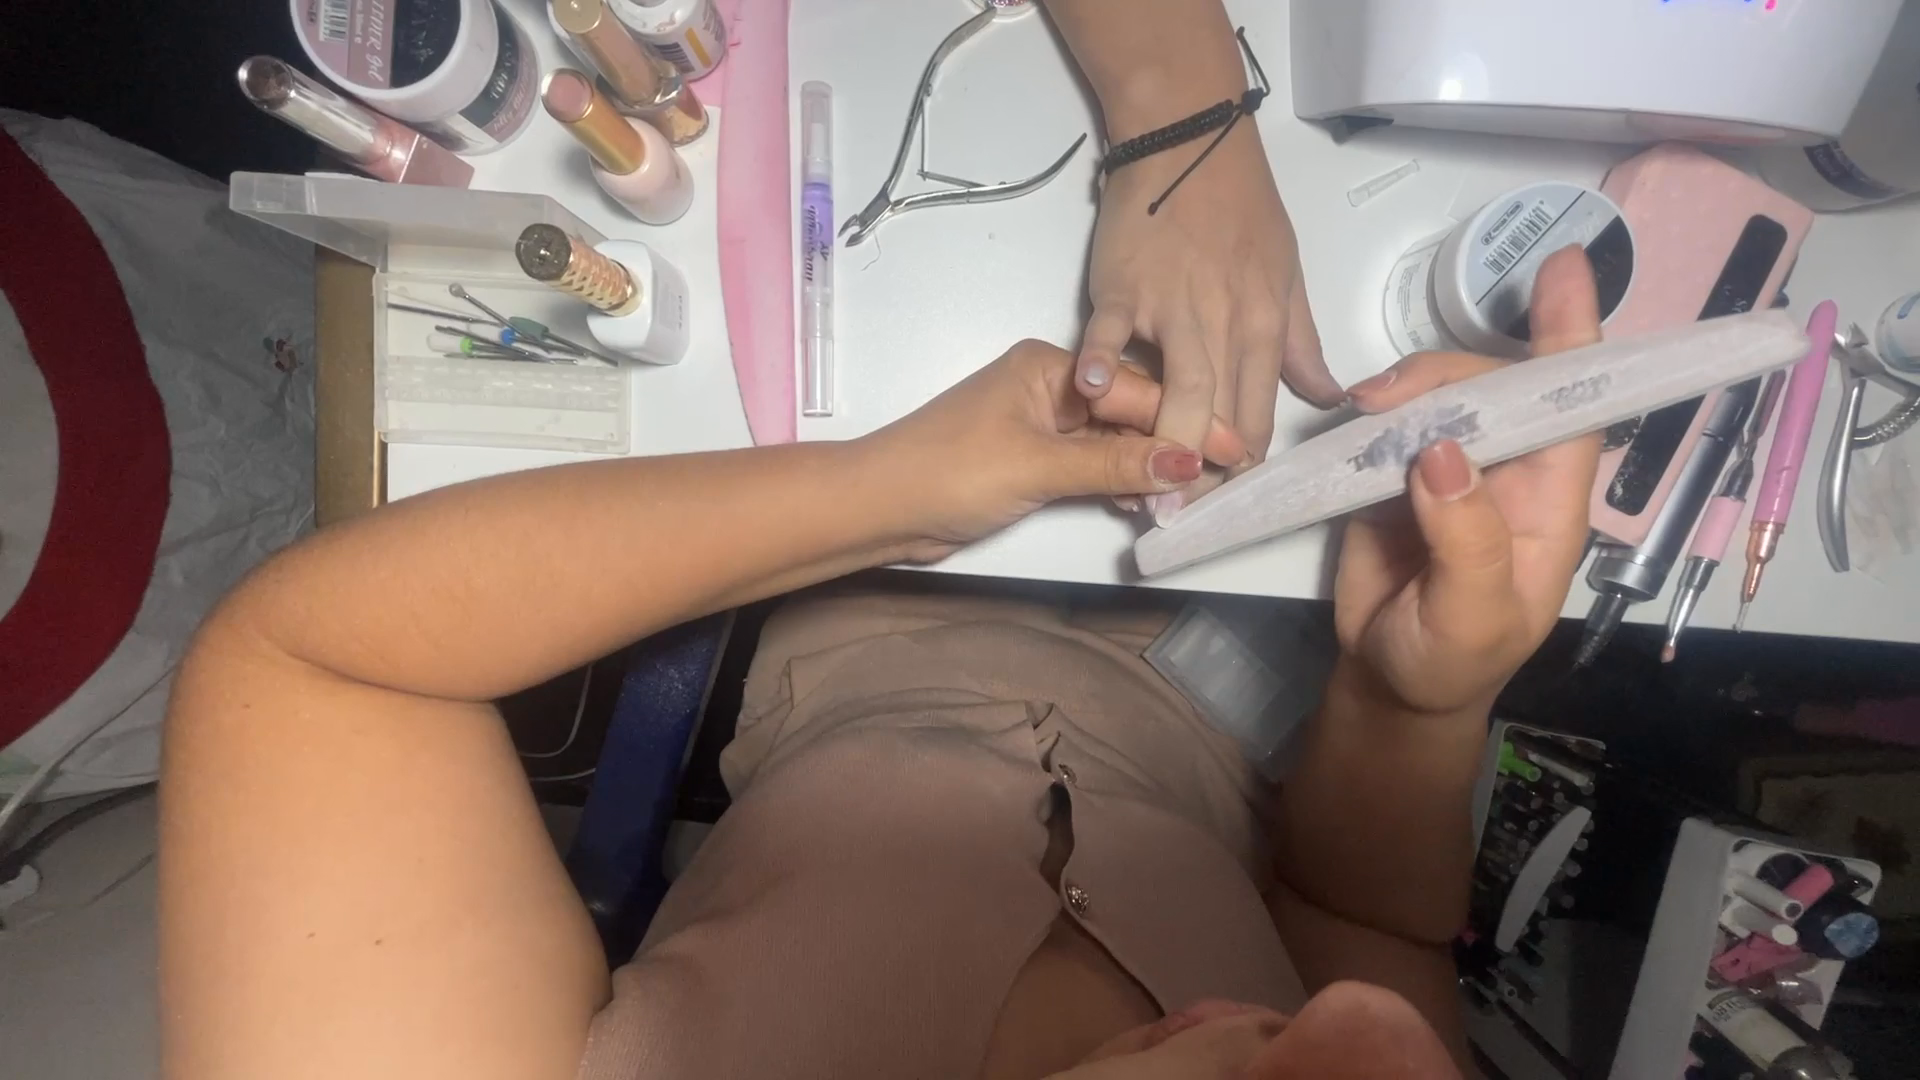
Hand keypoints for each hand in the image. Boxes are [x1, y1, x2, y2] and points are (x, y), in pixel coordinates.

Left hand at [864, 340, 1244, 559]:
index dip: (1185, 423)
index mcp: (1049, 369)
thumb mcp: (1038, 465)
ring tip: (1192, 496)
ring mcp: (1038, 428)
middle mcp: (1048, 391)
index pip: (1133, 392)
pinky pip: (1085, 468)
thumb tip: (1187, 462)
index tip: (1235, 449)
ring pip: (1107, 445)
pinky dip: (1112, 484)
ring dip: (1143, 470)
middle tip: (1224, 478)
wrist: (882, 506)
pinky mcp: (1028, 463)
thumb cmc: (953, 471)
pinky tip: (1142, 501)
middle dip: (1170, 447)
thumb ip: (1112, 464)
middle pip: (1125, 416)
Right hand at [1075, 124, 1343, 521]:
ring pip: (1178, 387)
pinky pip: (1112, 329)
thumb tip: (1330, 399)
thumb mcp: (1286, 273)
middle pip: (1220, 415)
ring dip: (1163, 444)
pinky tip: (1088, 391)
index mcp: (1264, 326)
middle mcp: (1227, 326)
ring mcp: (1174, 306)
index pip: (1257, 415)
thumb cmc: (1238, 210)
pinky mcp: (1125, 287)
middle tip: (1178, 520)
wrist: (1191, 140)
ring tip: (1142, 497)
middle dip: (1200, 475)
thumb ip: (1300, 344)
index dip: (1239, 465)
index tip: (1217, 502)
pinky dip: (1100, 357)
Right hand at [1332, 248, 1602, 714]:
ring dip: (1399, 392)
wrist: (1386, 681)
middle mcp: (1497, 476)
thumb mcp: (1473, 615)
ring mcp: (1437, 478)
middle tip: (1381, 398)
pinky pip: (1379, 436)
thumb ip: (1467, 538)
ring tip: (1359, 408)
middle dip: (1444, 375)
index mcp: (1543, 504)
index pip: (1570, 408)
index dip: (1573, 336)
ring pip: (1430, 405)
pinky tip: (1346, 418)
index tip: (1562, 271)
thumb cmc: (1450, 660)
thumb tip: (1442, 451)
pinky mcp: (1384, 486)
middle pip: (1487, 392)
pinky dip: (1363, 420)